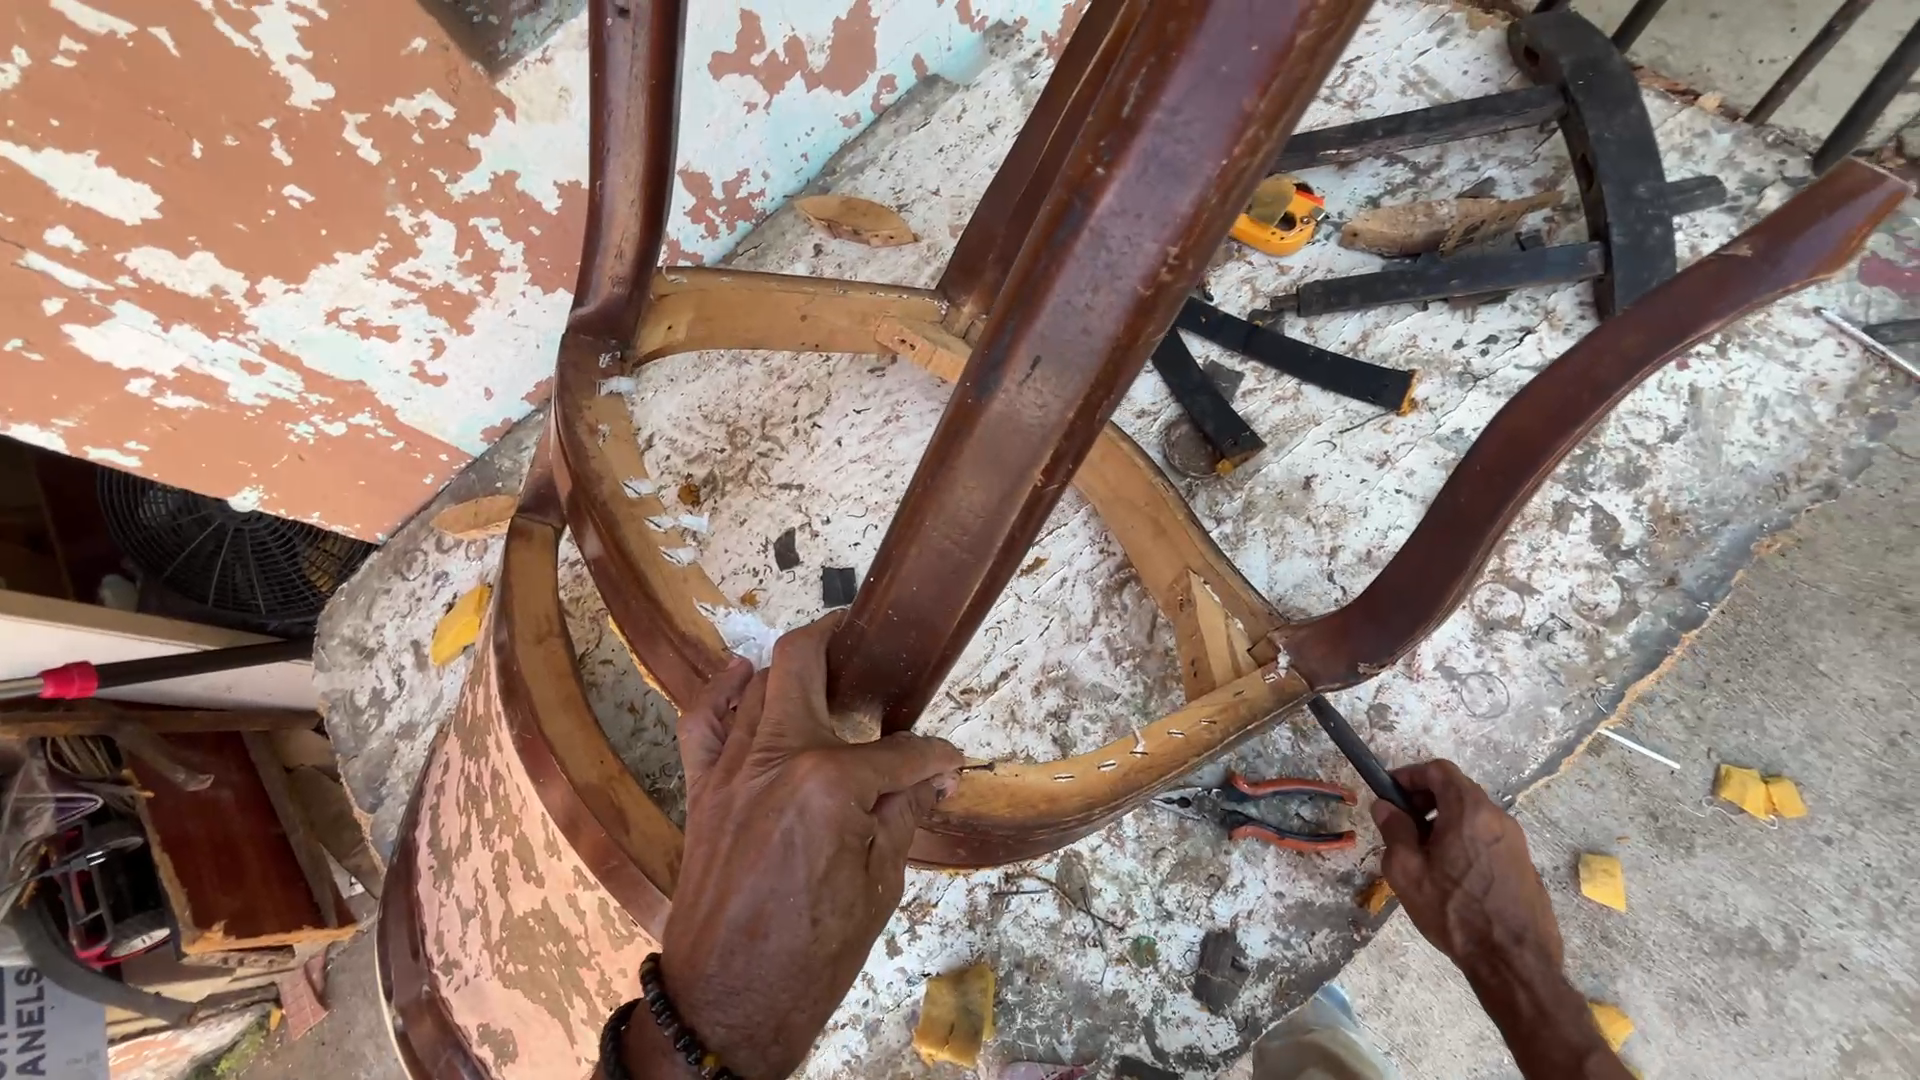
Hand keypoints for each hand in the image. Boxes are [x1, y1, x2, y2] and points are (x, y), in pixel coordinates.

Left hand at [635, 613, 961, 1078]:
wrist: (726, 1005)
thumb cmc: (815, 953)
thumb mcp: (881, 883)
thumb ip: (906, 810)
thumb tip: (937, 774)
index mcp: (831, 783)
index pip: (901, 752)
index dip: (935, 757)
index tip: (950, 764)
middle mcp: (776, 756)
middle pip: (804, 664)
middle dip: (841, 640)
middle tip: (867, 641)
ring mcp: (731, 768)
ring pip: (757, 682)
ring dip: (794, 664)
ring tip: (827, 661)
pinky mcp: (704, 788)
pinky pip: (703, 722)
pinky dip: (724, 691)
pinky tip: (746, 674)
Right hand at [1369, 760, 1562, 981]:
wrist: (1514, 963)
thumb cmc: (1453, 910)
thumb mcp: (1406, 869)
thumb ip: (1394, 829)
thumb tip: (1386, 806)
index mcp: (1469, 812)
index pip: (1439, 770)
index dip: (1411, 774)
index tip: (1391, 793)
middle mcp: (1498, 819)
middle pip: (1458, 790)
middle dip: (1425, 798)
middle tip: (1402, 823)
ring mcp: (1517, 843)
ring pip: (1473, 815)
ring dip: (1444, 821)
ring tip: (1424, 853)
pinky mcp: (1525, 866)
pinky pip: (1488, 838)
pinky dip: (1465, 840)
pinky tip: (1452, 874)